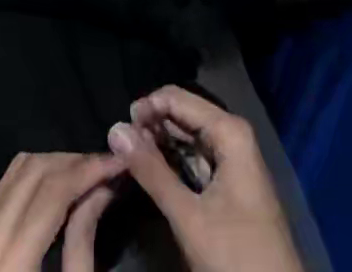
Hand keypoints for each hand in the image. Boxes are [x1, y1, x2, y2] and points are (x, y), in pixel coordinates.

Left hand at [0, 152, 123, 271]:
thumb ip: (83, 240)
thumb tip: (103, 185)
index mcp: (9, 268)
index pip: (52, 192)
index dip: (89, 168)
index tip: (122, 160)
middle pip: (33, 172)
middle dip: (75, 162)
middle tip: (109, 166)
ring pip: (16, 173)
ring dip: (56, 165)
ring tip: (89, 174)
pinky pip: (4, 190)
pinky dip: (36, 178)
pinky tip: (62, 186)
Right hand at [109, 86, 303, 271]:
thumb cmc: (235, 252)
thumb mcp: (188, 215)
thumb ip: (152, 172)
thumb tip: (116, 131)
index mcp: (229, 131)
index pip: (179, 99)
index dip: (146, 107)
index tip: (116, 129)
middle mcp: (232, 135)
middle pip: (183, 114)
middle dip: (150, 124)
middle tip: (117, 142)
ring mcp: (231, 157)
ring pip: (187, 136)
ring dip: (158, 142)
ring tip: (125, 152)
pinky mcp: (226, 180)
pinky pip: (194, 157)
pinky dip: (171, 160)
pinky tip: (148, 166)